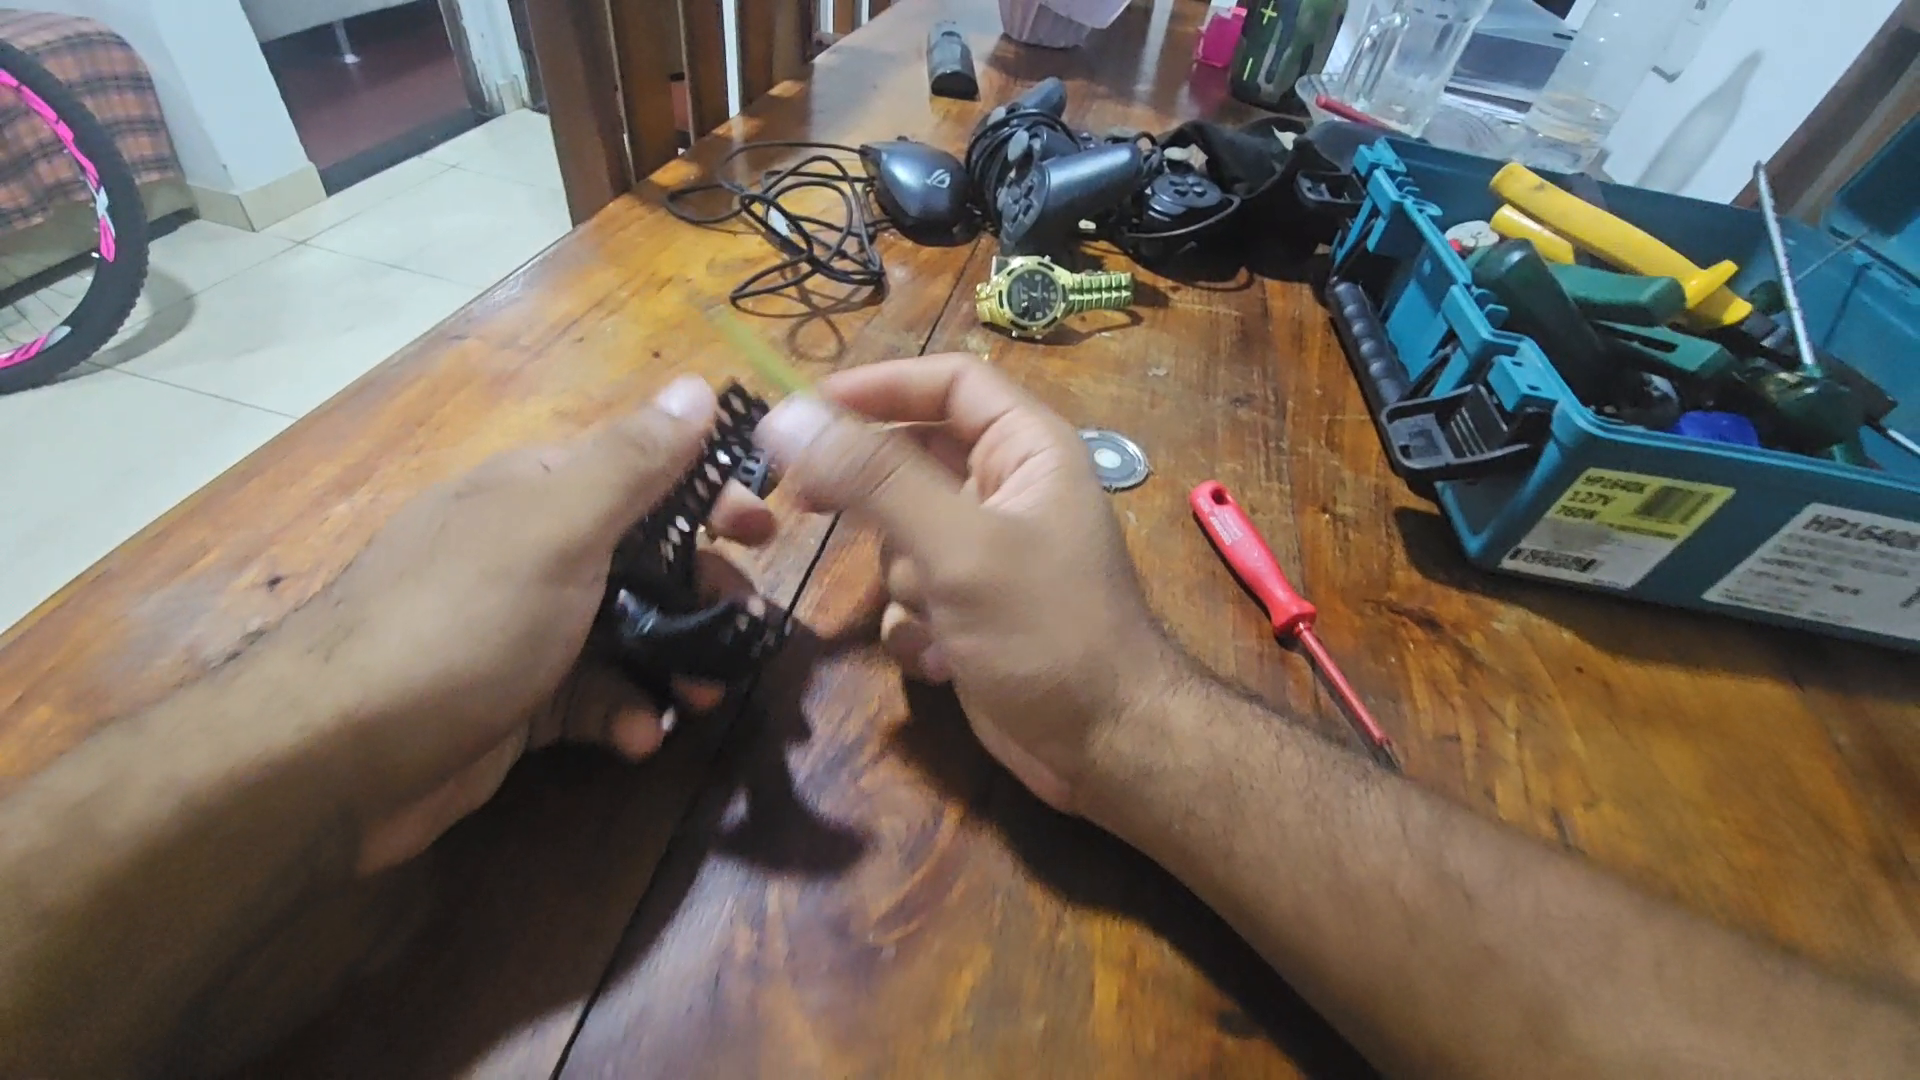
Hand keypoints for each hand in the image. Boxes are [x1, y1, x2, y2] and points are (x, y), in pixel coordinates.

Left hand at [271, 376, 774, 873]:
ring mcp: (528, 627)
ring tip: (702, 698)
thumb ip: (633, 462)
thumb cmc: (463, 623)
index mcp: (539, 495)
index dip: (710, 495)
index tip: (764, 529)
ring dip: (677, 663)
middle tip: (749, 627)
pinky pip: (596, 693)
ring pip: (632, 633)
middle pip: (648, 560)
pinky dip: (624, 712)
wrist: (331, 763)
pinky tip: (637, 738)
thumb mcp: (557, 529)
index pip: (645, 473)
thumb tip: (697, 386)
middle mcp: (535, 551)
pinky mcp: (522, 696)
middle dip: (704, 595)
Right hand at [754, 355, 1183, 814]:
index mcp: (1026, 450)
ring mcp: (986, 553)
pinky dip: (914, 625)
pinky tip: (943, 658)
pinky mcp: (970, 608)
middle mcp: (1007, 491)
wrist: (1102, 748)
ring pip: (903, 535)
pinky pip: (912, 594)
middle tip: (806, 502)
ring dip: (904, 579)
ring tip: (938, 614)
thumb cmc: (1046, 630)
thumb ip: (874, 479)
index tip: (805, 408)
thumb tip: (788, 416)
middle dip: (872, 495)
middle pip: (913, 459)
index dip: (879, 386)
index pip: (949, 382)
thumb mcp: (959, 546)